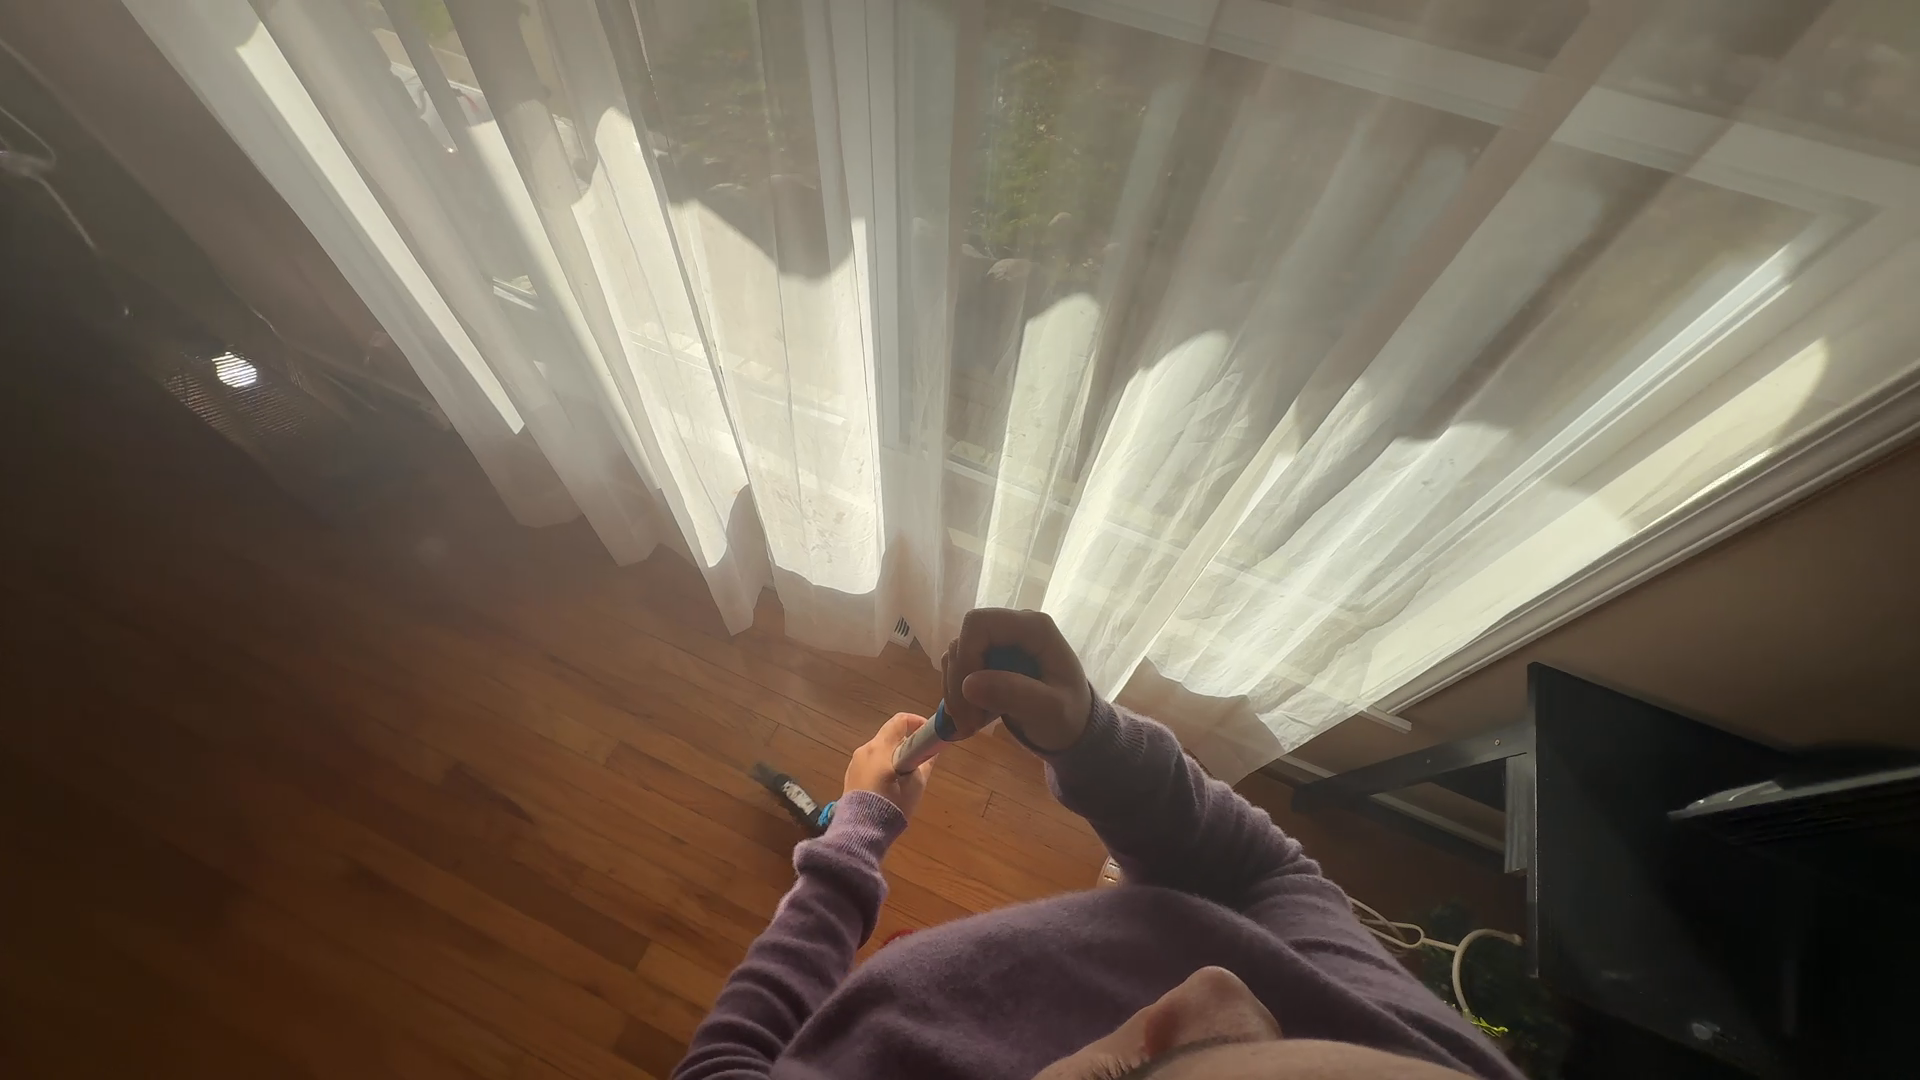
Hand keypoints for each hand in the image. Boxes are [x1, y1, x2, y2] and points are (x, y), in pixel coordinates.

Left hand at [843, 712, 934, 818]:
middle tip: (919, 761)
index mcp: (880, 747)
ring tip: (905, 778)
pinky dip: (882, 767)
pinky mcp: (850, 776)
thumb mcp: (916, 785)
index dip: (916, 722)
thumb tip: (934, 750)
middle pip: (889, 736)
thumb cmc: (892, 805)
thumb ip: (926, 763)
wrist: (861, 831)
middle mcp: (864, 749)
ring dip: (894, 757)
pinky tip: (889, 787)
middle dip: (906, 744)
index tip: (926, 734)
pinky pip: (870, 763)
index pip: (899, 721)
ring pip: (879, 750)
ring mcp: (855, 763)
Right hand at [942, 608, 1092, 752]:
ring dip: (955, 692)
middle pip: (964, 640)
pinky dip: (958, 695)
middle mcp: (1013, 626)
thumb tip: (968, 684)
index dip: (965, 656)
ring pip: (957, 656)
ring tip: (971, 725)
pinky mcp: (989, 657)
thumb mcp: (1050, 710)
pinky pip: (959, 669)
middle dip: (958, 682)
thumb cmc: (1070, 715)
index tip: (967, 697)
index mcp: (1034, 628)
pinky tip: (974, 718)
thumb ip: (1013, 694)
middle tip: (967, 723)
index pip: (979, 624)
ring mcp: (999, 641)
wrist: (1073, 727)